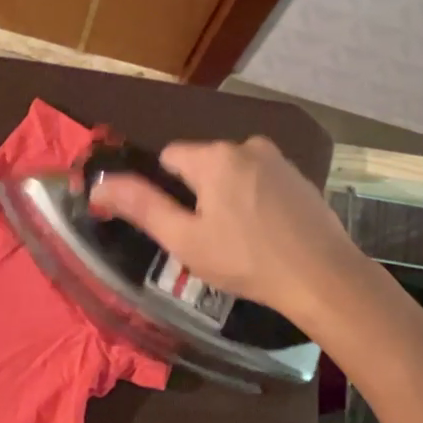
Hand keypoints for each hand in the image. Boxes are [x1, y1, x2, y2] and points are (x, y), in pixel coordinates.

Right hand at [90, 137, 358, 318]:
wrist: (323, 277)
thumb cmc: (246, 261)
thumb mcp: (185, 239)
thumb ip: (142, 206)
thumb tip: (99, 185)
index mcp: (215, 156)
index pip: (168, 158)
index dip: (165, 192)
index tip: (177, 225)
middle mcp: (247, 145)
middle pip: (202, 165)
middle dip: (197, 196)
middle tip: (208, 240)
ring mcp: (278, 160)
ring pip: (232, 175)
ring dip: (226, 199)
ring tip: (238, 241)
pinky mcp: (300, 178)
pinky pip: (260, 183)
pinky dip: (254, 203)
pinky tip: (264, 236)